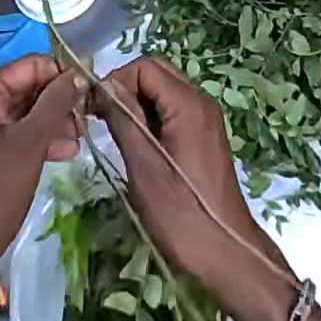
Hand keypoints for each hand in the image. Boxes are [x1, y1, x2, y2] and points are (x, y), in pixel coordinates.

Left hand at [0, 55, 83, 320]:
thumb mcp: (30, 143)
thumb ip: (56, 103)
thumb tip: (79, 74)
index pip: (31, 65)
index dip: (62, 73)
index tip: (90, 89)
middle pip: (27, 88)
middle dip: (58, 101)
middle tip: (88, 118)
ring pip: (23, 114)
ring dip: (52, 122)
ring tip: (79, 139)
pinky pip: (14, 136)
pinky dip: (38, 140)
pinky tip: (63, 152)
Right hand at [100, 58, 316, 320]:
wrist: (226, 254)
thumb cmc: (181, 213)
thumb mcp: (144, 166)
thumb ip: (124, 120)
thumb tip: (104, 86)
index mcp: (188, 103)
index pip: (145, 67)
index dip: (116, 79)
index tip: (94, 107)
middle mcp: (200, 101)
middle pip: (156, 73)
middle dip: (125, 87)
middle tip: (99, 115)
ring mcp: (205, 117)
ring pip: (164, 90)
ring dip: (137, 101)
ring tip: (113, 129)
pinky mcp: (204, 133)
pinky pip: (173, 108)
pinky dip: (151, 115)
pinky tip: (136, 141)